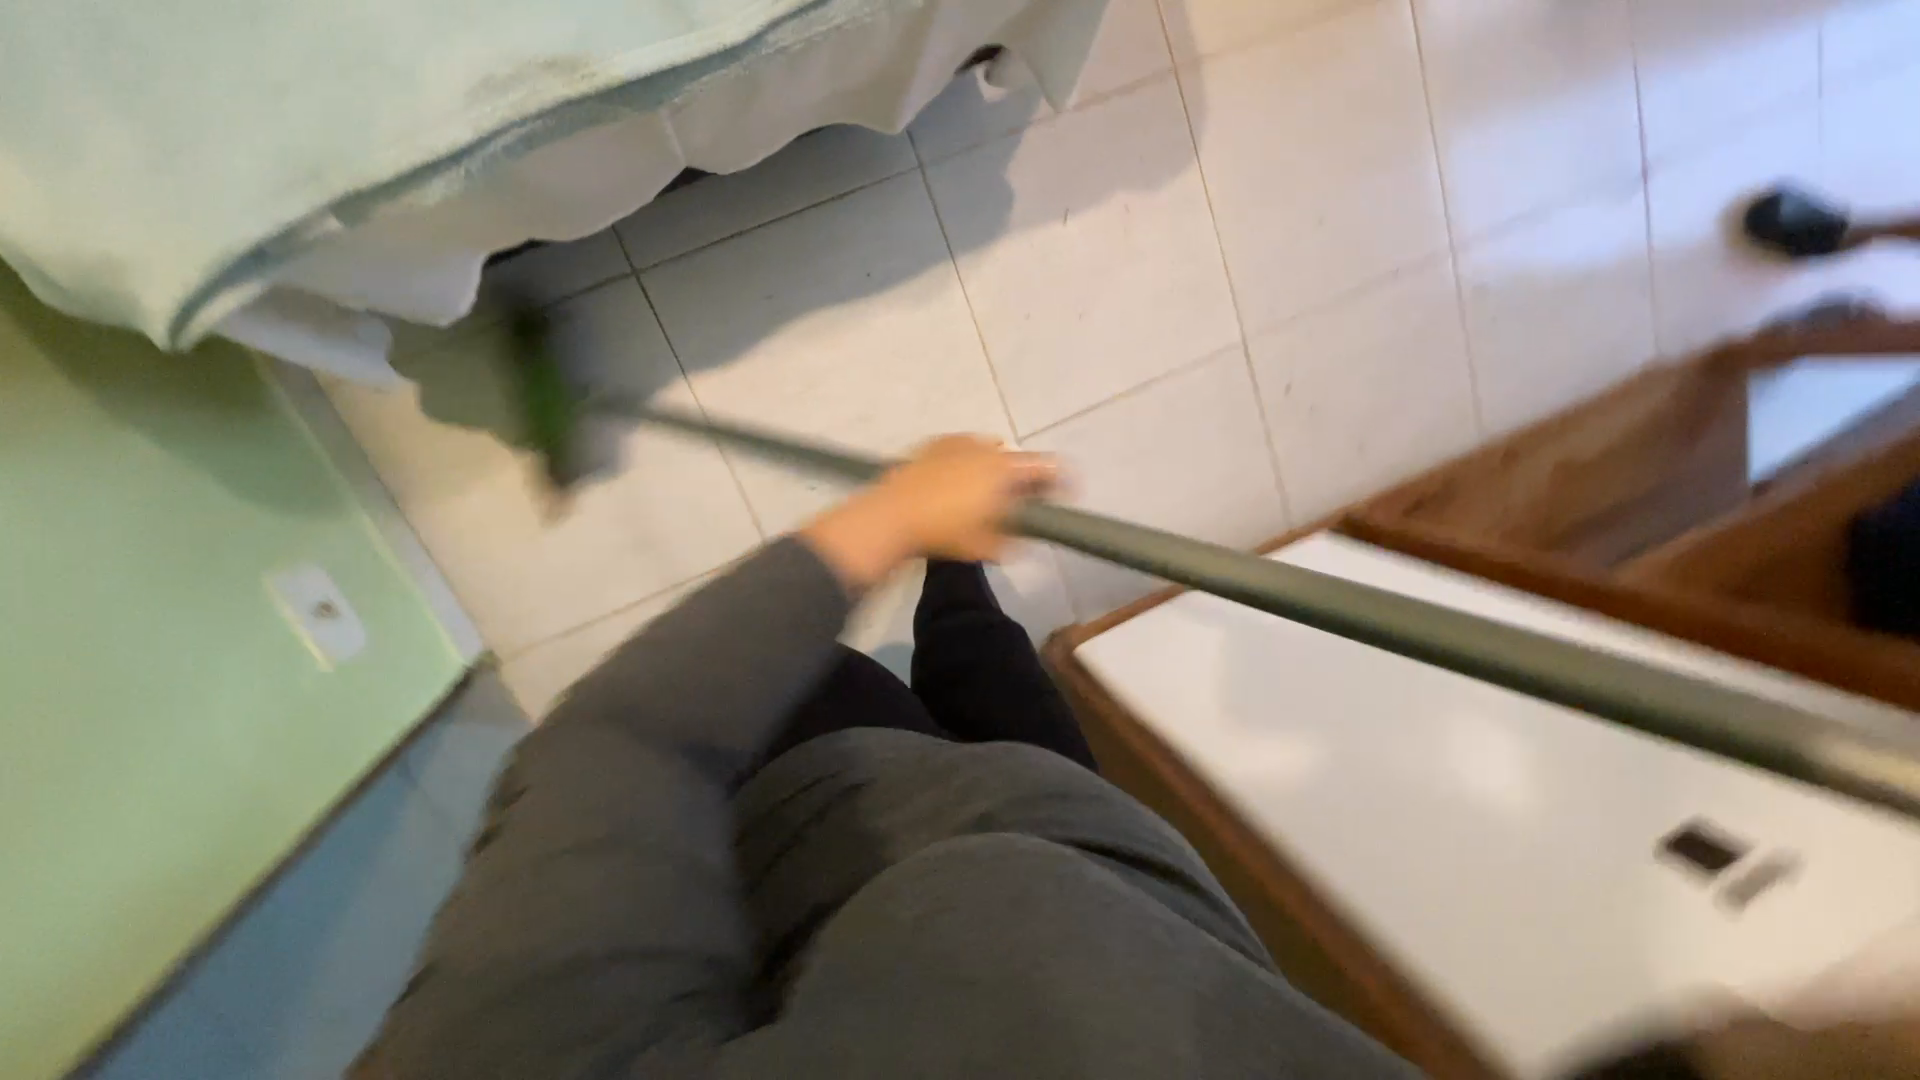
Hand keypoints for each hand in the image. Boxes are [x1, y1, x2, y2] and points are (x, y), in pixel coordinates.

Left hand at [800, 435, 1059, 591]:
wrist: (891, 517)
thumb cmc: (944, 532)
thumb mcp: (986, 545)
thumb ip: (1012, 542)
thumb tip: (1024, 543)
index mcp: (1004, 469)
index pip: (1046, 467)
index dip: (1063, 480)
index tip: (1070, 493)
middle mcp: (985, 449)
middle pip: (1018, 459)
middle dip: (1027, 478)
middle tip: (1031, 498)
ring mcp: (957, 443)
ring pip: (990, 452)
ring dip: (998, 469)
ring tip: (995, 491)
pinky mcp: (933, 445)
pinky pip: (963, 449)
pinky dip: (971, 462)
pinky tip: (963, 480)